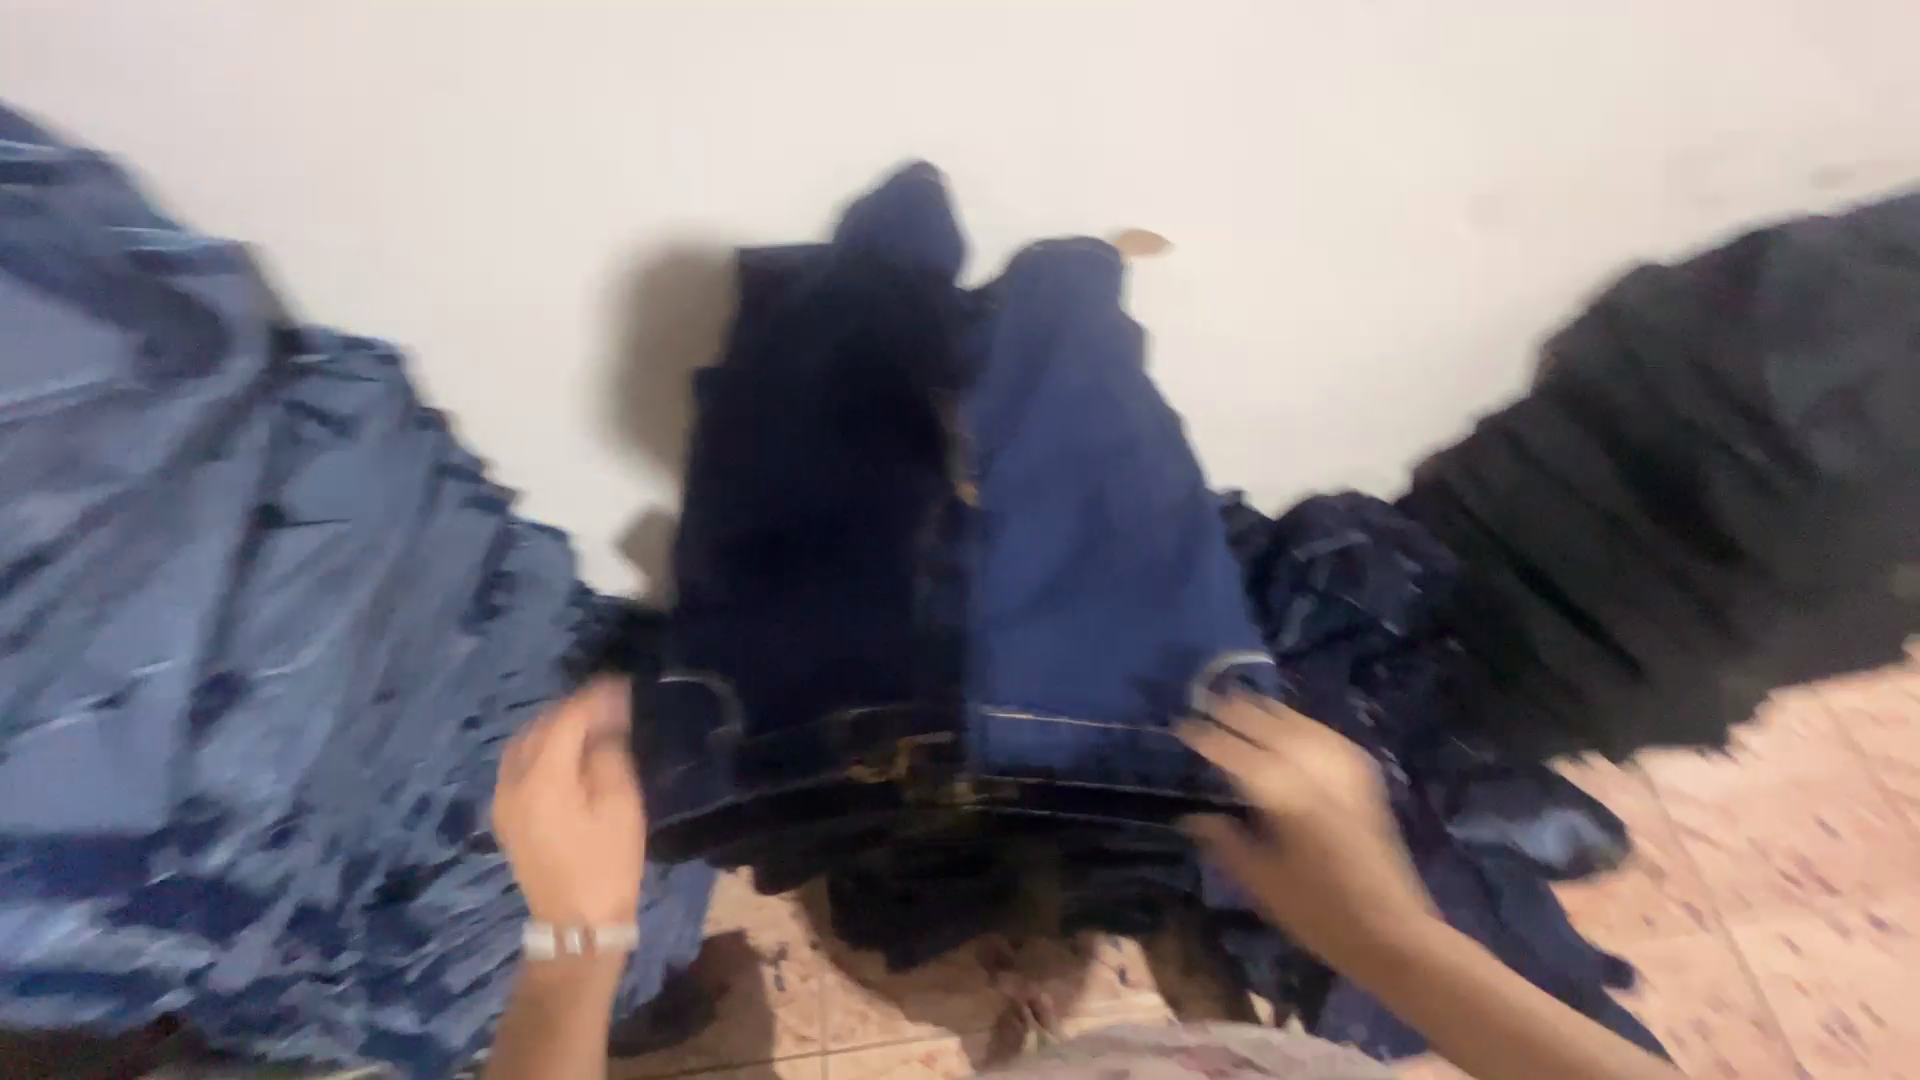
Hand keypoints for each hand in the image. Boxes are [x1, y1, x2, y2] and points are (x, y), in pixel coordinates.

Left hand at [493, 677, 645, 925]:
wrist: (577, 921)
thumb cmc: (608, 860)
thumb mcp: (621, 802)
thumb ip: (609, 751)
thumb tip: (607, 717)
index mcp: (542, 779)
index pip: (565, 719)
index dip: (594, 697)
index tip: (622, 681)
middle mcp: (512, 783)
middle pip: (539, 726)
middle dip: (573, 707)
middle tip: (611, 699)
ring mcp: (503, 800)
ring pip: (524, 742)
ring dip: (555, 724)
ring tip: (591, 719)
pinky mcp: (506, 813)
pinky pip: (518, 762)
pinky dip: (542, 744)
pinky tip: (568, 747)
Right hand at [1178, 695, 1434, 962]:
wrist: (1393, 935)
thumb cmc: (1318, 913)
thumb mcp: (1260, 883)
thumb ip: (1225, 843)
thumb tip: (1192, 817)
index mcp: (1284, 799)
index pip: (1235, 754)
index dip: (1207, 737)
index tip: (1182, 725)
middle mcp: (1313, 777)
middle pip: (1269, 729)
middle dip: (1236, 712)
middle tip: (1206, 700)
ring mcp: (1341, 777)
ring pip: (1300, 728)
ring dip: (1269, 712)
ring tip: (1244, 701)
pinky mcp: (1363, 785)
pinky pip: (1328, 740)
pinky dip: (1306, 726)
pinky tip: (1296, 726)